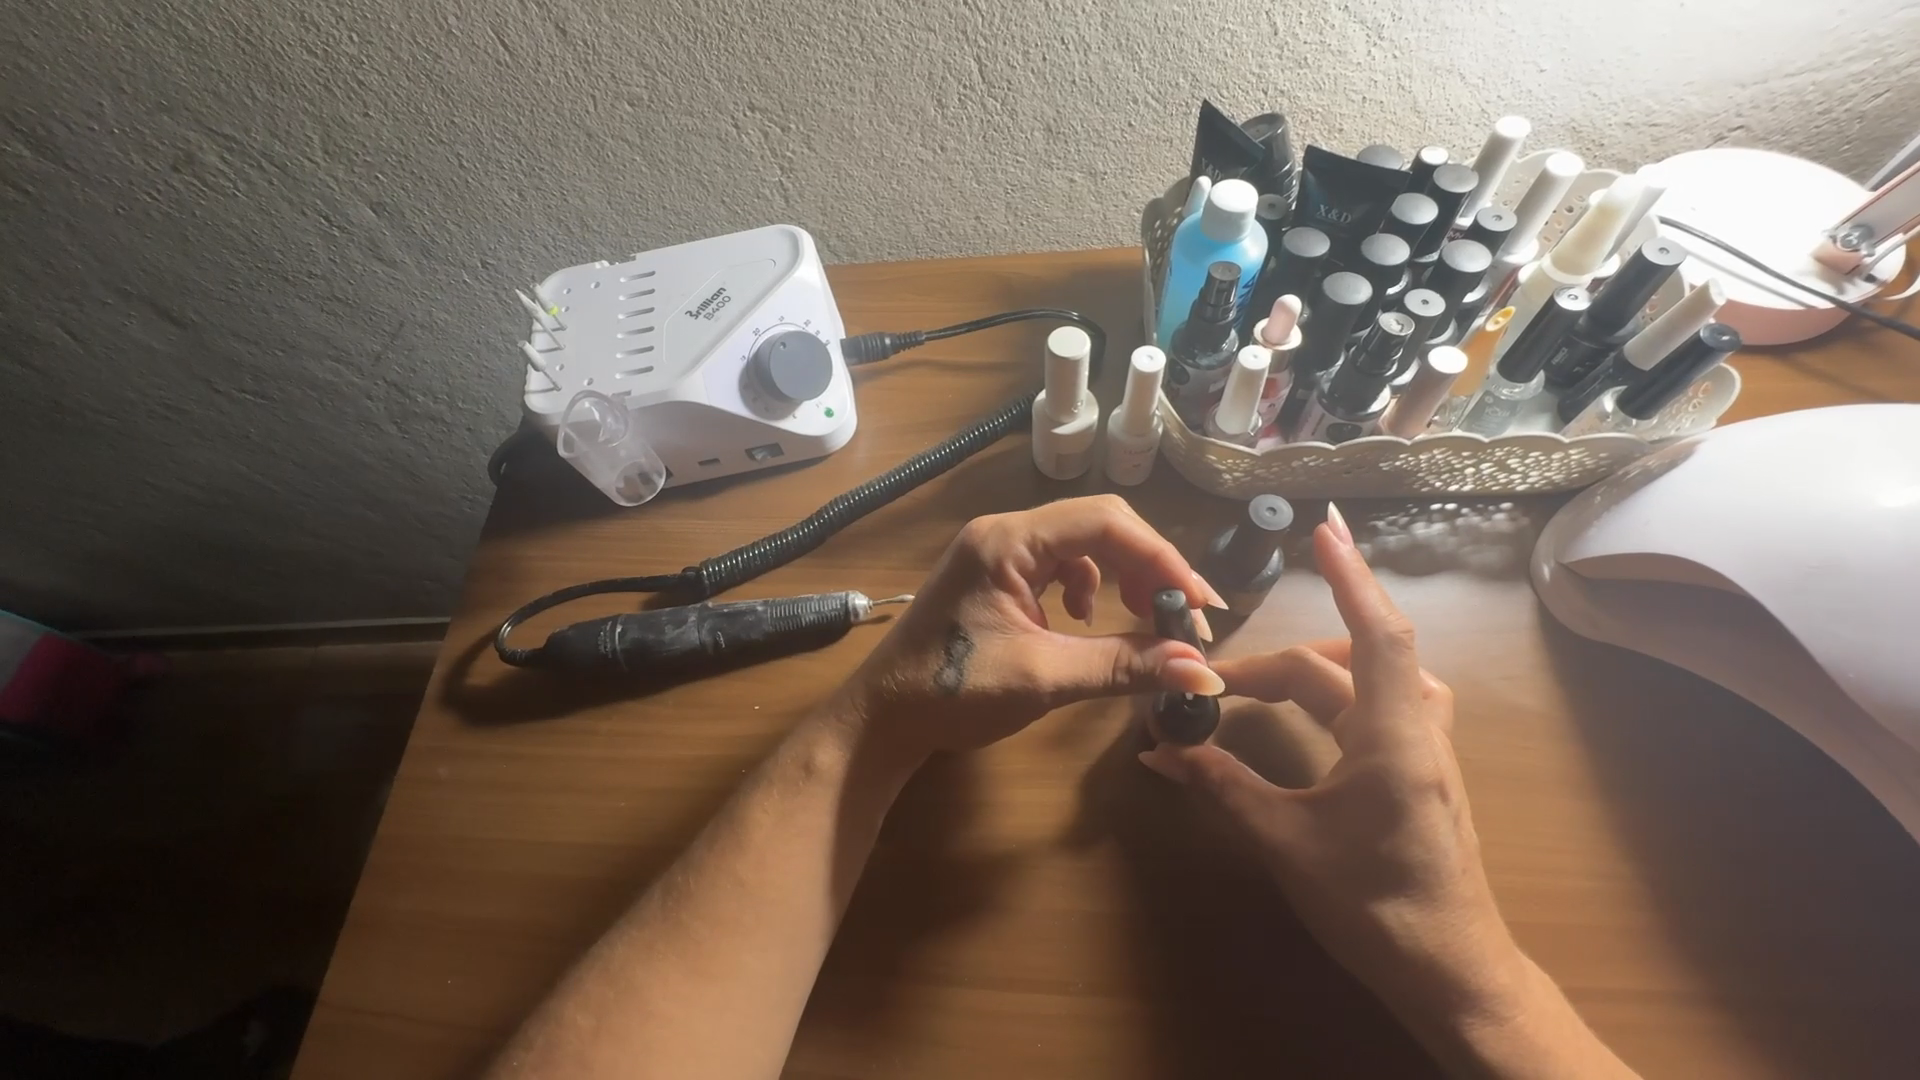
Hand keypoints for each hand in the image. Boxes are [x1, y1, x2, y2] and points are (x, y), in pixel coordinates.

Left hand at [842, 495, 1227, 759]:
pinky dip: (1088, 588)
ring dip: (1122, 575)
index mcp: (1008, 541)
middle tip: (1185, 615)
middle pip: (1098, 526)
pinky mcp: (995, 576)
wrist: (883, 716)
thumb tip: (1202, 673)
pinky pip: (1058, 565)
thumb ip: (1123, 666)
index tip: (1201, 606)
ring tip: (1147, 618)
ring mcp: (996, 552)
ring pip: (1081, 544)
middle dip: (1149, 567)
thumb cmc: (952, 692)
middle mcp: (1003, 533)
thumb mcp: (1044, 677)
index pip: (1105, 523)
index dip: (1162, 559)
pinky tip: (1084, 620)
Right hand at [1140, 505, 1523, 1034]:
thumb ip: (1218, 785)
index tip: (1323, 529)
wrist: (1454, 976)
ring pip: (1366, 678)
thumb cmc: (1375, 906)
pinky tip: (1307, 714)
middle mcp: (1414, 729)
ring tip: (1256, 685)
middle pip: (1345, 661)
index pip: (1374, 634)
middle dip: (1272, 666)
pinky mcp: (1417, 769)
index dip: (1348, 576)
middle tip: (1213, 686)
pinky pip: (1376, 703)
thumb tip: (1156, 750)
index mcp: (1393, 738)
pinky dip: (1333, 692)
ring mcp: (1422, 749)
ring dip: (1310, 669)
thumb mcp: (1283, 841)